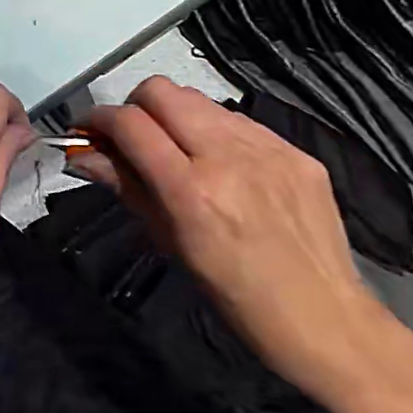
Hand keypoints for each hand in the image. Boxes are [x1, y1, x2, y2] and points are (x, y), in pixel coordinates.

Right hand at [78, 76, 392, 395]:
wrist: (328, 321)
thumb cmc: (237, 299)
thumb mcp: (172, 246)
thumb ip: (128, 188)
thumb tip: (84, 155)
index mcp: (192, 191)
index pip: (130, 124)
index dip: (99, 119)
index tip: (88, 130)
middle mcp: (228, 157)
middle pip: (162, 91)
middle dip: (135, 106)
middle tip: (133, 138)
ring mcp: (268, 148)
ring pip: (200, 100)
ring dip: (175, 116)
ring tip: (179, 151)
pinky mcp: (295, 149)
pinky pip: (239, 120)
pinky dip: (216, 132)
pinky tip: (223, 165)